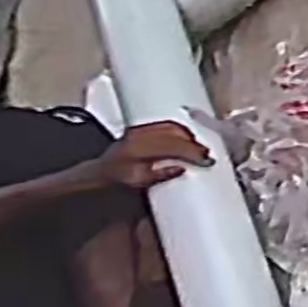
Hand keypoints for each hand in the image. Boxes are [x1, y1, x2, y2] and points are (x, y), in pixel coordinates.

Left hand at [87, 121, 211, 189]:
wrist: (100, 172)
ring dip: (190, 137)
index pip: (173, 148)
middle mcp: (138, 136)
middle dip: (195, 146)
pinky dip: (181, 130)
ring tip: (199, 147)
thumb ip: (160, 175)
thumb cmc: (119, 178)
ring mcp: (140, 130)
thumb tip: (180, 169)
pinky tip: (188, 137)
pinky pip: (166, 125)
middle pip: (175, 137)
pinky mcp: (142, 128)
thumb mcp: (139, 182)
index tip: (207, 161)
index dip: (193, 154)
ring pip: (173, 128)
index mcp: (137, 150)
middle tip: (206, 155)